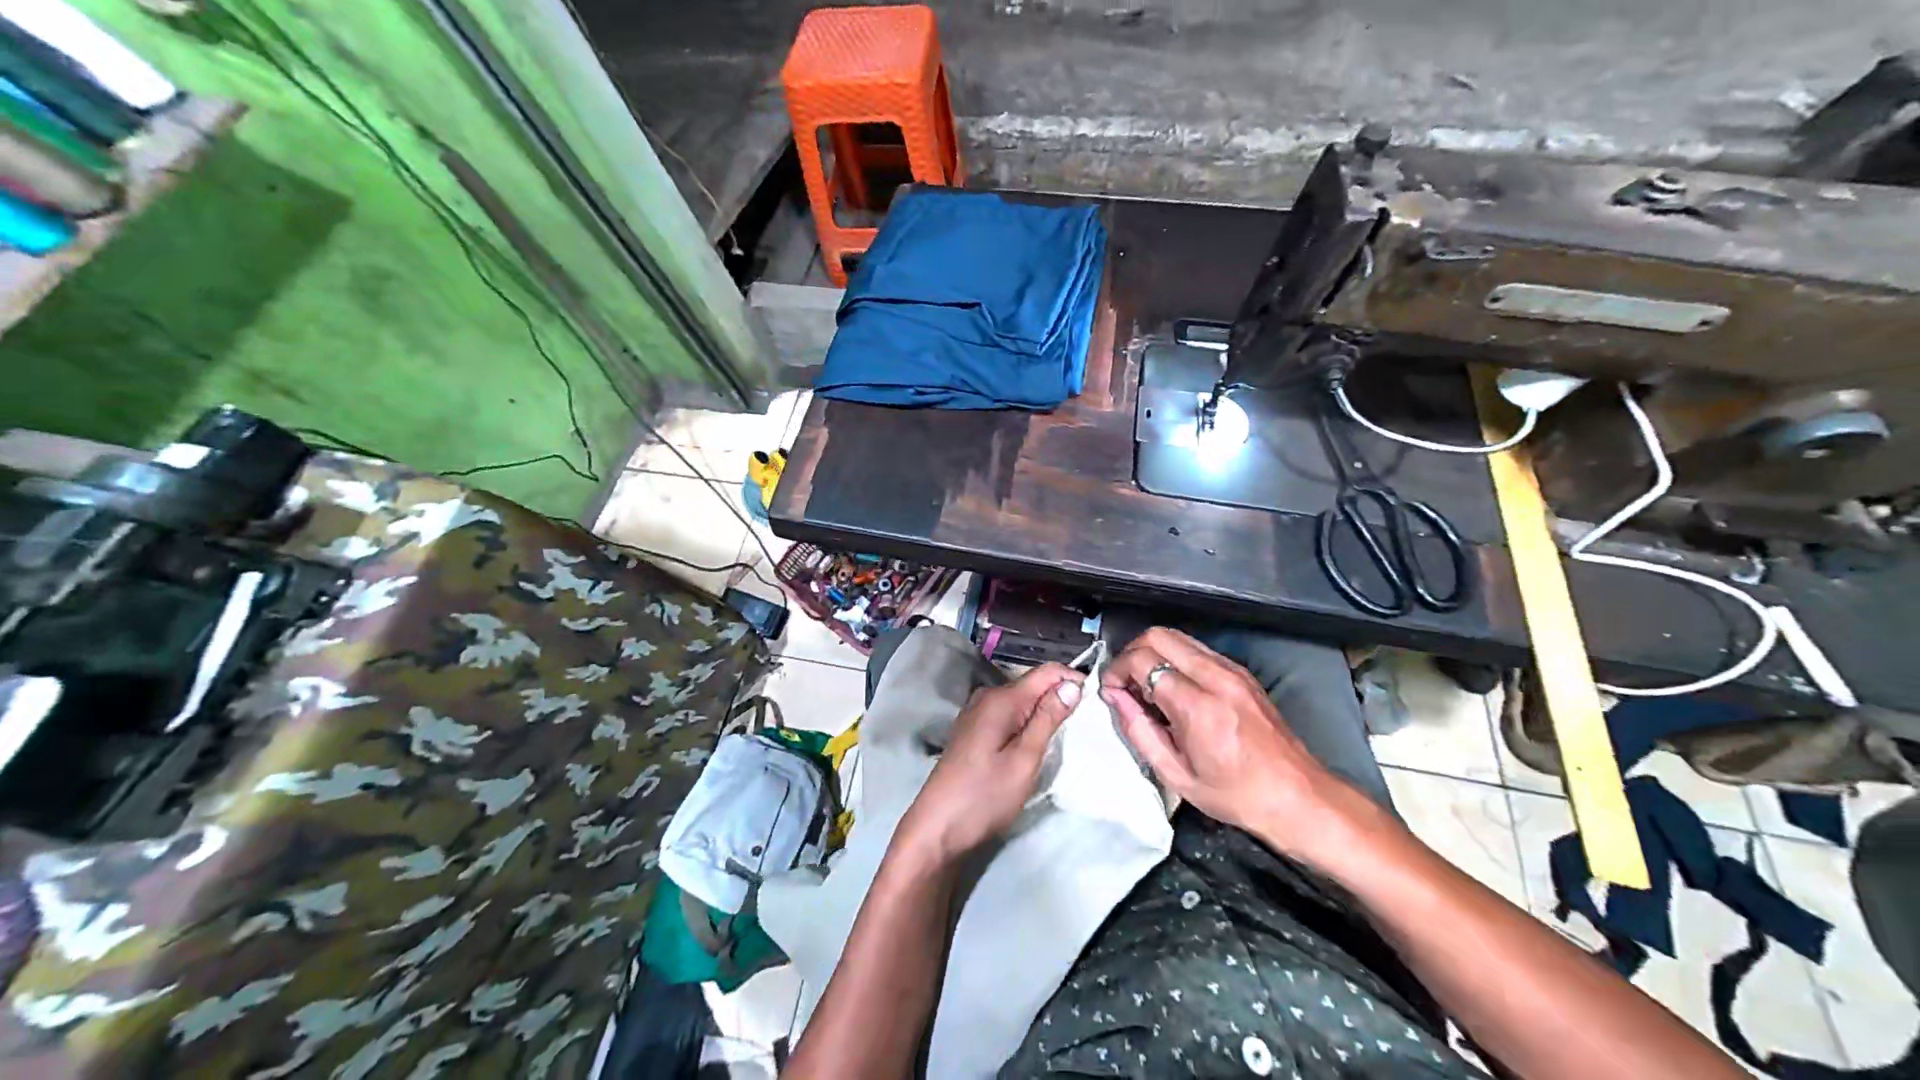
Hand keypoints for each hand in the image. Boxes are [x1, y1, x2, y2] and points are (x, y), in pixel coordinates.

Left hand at [895, 663, 1083, 864]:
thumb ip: (1047, 719)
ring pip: (1020, 701)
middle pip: (1033, 685)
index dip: (1073, 679)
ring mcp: (976, 714)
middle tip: (1088, 721)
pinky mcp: (973, 731)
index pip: (1046, 672)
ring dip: (1044, 711)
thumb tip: (1071, 685)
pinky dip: (1025, 723)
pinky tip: (1036, 742)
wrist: (937, 828)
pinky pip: (1007, 716)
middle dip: (1060, 696)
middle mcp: (987, 697)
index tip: (1097, 698)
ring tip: (1068, 733)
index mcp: (1001, 699)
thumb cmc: (985, 796)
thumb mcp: (1024, 759)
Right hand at [1102, 627, 1376, 859]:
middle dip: (1131, 654)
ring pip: (1177, 636)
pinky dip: (1175, 658)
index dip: (1116, 671)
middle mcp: (1216, 678)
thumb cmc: (1236, 795)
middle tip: (1126, 684)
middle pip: (1157, 635)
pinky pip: (1197, 648)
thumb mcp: (1176, 775)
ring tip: (1148, 687)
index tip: (1112, 692)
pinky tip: (1173, 689)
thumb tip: (1115, 698)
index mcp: (1198, 707)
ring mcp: (1232, 671)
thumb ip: (1138, 731)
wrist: (1298, 796)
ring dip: (1153, 653)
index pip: (1142, 661)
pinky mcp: (1241, 672)